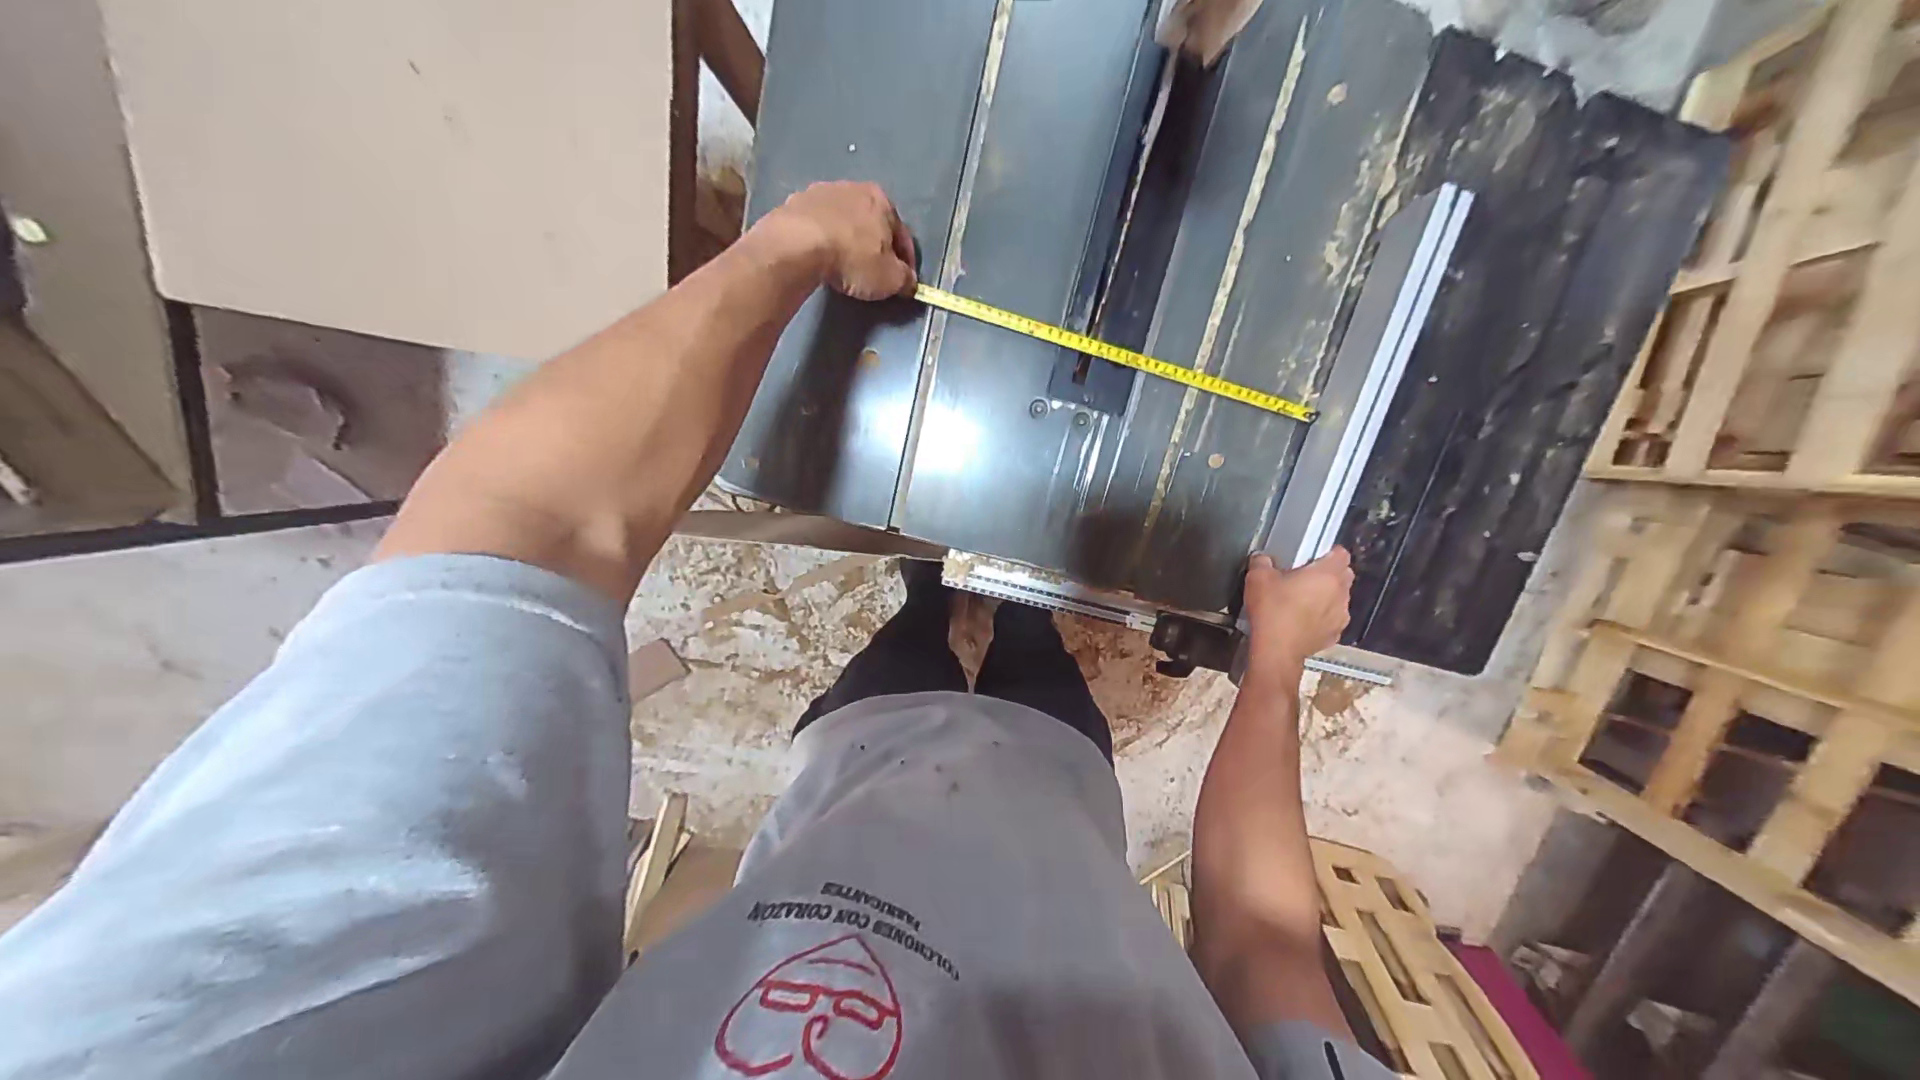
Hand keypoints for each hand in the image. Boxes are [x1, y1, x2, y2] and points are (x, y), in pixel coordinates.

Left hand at [752, 181, 916, 300]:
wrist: (797, 244)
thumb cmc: (853, 258)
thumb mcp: (890, 279)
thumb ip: (905, 279)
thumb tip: (909, 281)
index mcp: (883, 201)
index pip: (902, 235)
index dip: (906, 261)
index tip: (903, 280)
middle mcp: (854, 188)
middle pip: (872, 223)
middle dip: (875, 245)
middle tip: (873, 271)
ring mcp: (822, 192)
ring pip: (843, 220)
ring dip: (847, 239)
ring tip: (844, 264)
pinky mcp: (795, 202)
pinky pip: (817, 225)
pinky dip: (822, 239)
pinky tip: (820, 257)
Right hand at [1243, 548, 1352, 675]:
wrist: (1276, 650)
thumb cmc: (1272, 611)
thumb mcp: (1257, 578)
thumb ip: (1262, 562)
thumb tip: (1262, 559)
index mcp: (1327, 574)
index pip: (1341, 554)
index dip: (1329, 552)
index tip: (1314, 555)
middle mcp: (1340, 594)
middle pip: (1344, 576)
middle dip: (1329, 574)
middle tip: (1304, 577)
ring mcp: (1340, 617)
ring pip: (1339, 599)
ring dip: (1326, 597)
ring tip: (1301, 601)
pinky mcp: (1334, 635)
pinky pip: (1331, 620)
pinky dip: (1321, 618)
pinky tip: (1302, 621)